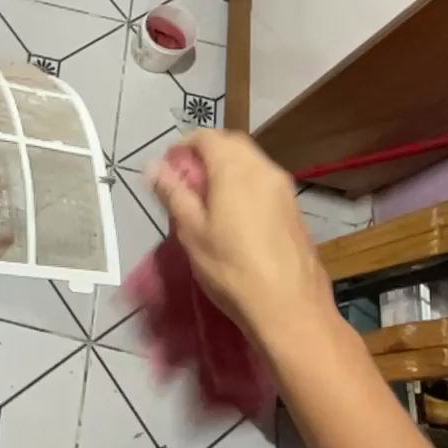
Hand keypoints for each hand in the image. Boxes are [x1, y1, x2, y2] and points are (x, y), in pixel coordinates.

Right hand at [150, 130, 332, 338]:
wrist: (291, 309)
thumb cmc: (231, 269)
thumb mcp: (192, 231)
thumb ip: (173, 192)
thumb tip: (153, 166)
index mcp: (236, 170)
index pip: (207, 137)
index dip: (183, 146)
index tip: (168, 167)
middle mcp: (264, 170)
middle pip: (232, 144)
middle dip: (206, 152)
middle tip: (186, 178)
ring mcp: (285, 190)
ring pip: (251, 162)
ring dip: (227, 167)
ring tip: (207, 196)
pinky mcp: (294, 210)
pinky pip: (264, 181)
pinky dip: (245, 183)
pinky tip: (234, 214)